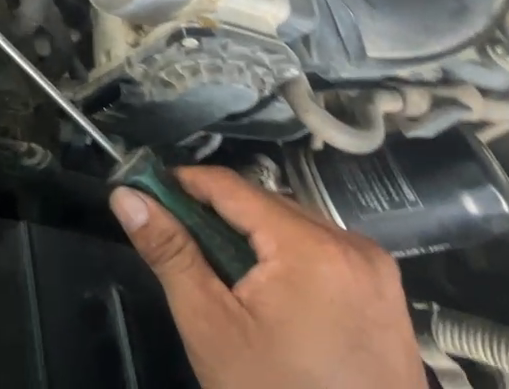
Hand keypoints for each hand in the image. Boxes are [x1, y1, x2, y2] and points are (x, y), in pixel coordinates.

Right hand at [111, 167, 422, 388]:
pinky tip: (260, 295)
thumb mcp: (210, 324)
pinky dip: (281, 258)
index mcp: (311, 247)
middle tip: (175, 243)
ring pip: (289, 225)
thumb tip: (125, 197)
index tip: (143, 193)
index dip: (180, 183)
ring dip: (247, 236)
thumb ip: (168, 252)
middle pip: (262, 203)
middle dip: (213, 215)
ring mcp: (375, 272)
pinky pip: (318, 252)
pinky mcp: (384, 296)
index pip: (230, 186)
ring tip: (216, 274)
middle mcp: (352, 246)